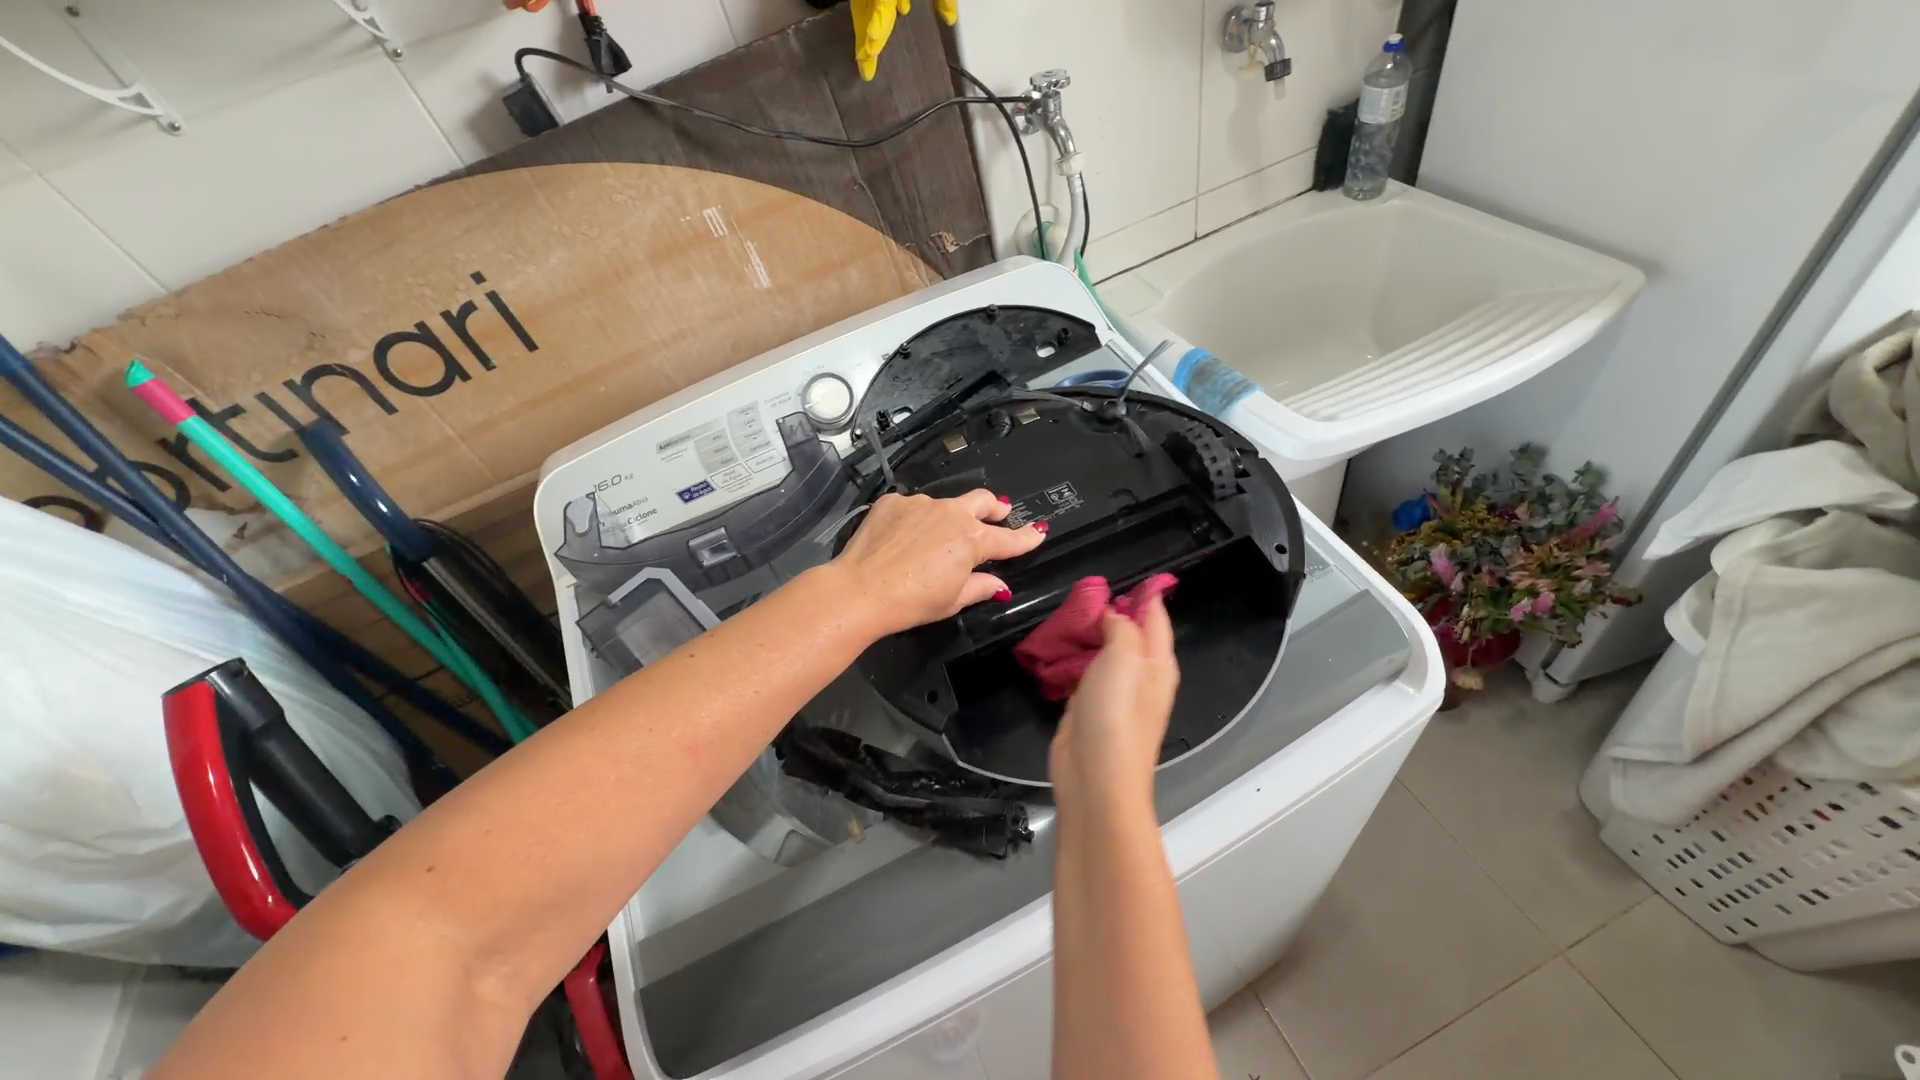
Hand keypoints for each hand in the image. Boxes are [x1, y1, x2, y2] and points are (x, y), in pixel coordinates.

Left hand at [828, 490, 1045, 636]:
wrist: (859, 590)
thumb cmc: (911, 603)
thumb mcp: (952, 600)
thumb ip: (980, 586)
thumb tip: (999, 584)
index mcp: (972, 539)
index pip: (1008, 539)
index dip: (1026, 537)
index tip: (1038, 532)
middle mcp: (950, 513)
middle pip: (982, 501)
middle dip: (994, 507)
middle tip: (999, 513)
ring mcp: (920, 503)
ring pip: (943, 505)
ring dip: (947, 518)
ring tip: (934, 540)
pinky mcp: (892, 502)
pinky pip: (912, 507)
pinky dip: (915, 520)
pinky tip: (902, 539)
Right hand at [1049, 594, 1179, 806]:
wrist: (1095, 774)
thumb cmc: (1116, 713)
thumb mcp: (1124, 657)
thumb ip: (1121, 627)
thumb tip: (1114, 612)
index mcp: (1158, 663)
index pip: (1156, 617)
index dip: (1144, 594)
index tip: (1123, 574)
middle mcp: (1139, 675)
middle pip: (1127, 633)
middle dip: (1108, 611)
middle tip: (1082, 591)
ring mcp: (1112, 692)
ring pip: (1101, 652)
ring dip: (1085, 634)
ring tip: (1065, 612)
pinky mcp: (1086, 706)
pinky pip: (1079, 672)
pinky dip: (1069, 658)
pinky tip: (1054, 646)